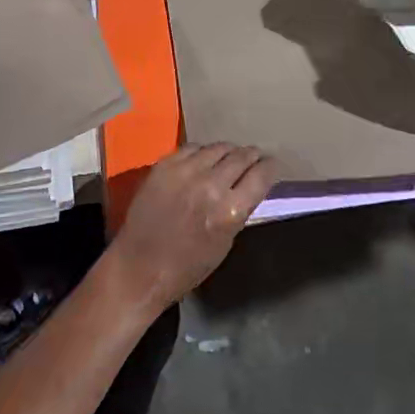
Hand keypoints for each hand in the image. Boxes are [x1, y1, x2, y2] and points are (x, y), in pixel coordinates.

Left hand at [103, 144, 276, 312]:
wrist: (142, 264)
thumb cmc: (188, 265)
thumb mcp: (225, 242)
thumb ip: (238, 210)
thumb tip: (247, 187)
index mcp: (230, 210)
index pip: (260, 176)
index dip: (270, 167)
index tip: (273, 164)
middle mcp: (209, 184)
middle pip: (239, 157)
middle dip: (251, 155)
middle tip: (255, 154)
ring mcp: (184, 171)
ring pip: (215, 148)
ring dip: (228, 150)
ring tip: (232, 153)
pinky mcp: (163, 165)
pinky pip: (190, 148)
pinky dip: (201, 151)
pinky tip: (204, 156)